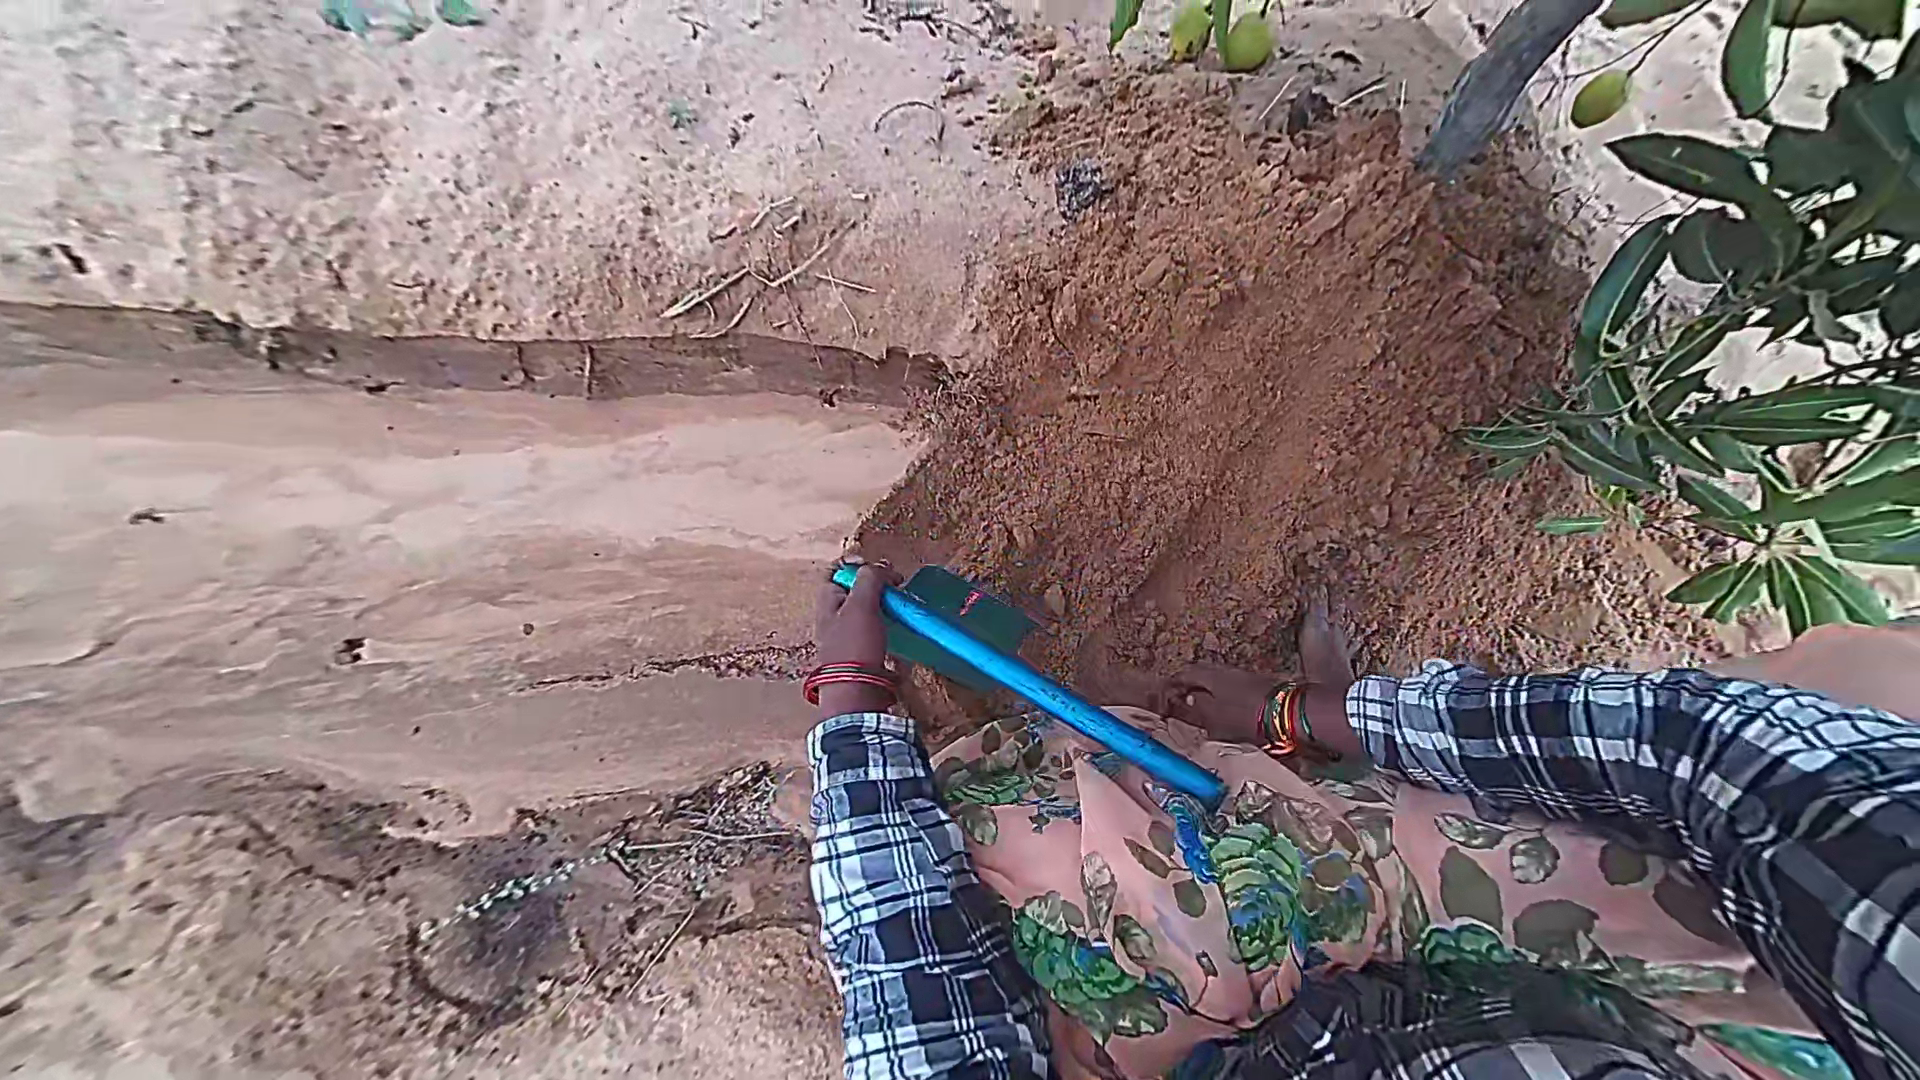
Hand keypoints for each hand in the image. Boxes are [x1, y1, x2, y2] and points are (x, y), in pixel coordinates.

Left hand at [813, 561, 901, 716]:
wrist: (856, 692)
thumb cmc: (855, 644)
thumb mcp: (861, 605)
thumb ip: (870, 580)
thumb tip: (880, 567)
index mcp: (827, 600)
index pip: (836, 571)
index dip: (856, 563)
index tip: (878, 568)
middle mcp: (832, 616)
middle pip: (852, 589)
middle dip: (874, 583)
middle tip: (894, 585)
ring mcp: (845, 635)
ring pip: (864, 608)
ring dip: (881, 602)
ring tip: (898, 603)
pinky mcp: (859, 651)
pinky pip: (873, 628)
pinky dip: (885, 622)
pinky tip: (897, 625)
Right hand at [1160, 663, 1276, 744]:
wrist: (1291, 712)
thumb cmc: (1248, 715)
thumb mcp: (1216, 717)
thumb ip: (1197, 707)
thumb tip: (1187, 699)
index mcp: (1209, 675)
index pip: (1182, 675)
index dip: (1170, 688)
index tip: (1164, 702)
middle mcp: (1224, 670)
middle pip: (1198, 673)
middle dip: (1186, 686)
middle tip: (1179, 700)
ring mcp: (1242, 675)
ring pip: (1214, 679)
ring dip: (1204, 690)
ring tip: (1199, 707)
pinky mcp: (1256, 684)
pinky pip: (1228, 685)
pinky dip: (1219, 694)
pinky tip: (1223, 709)